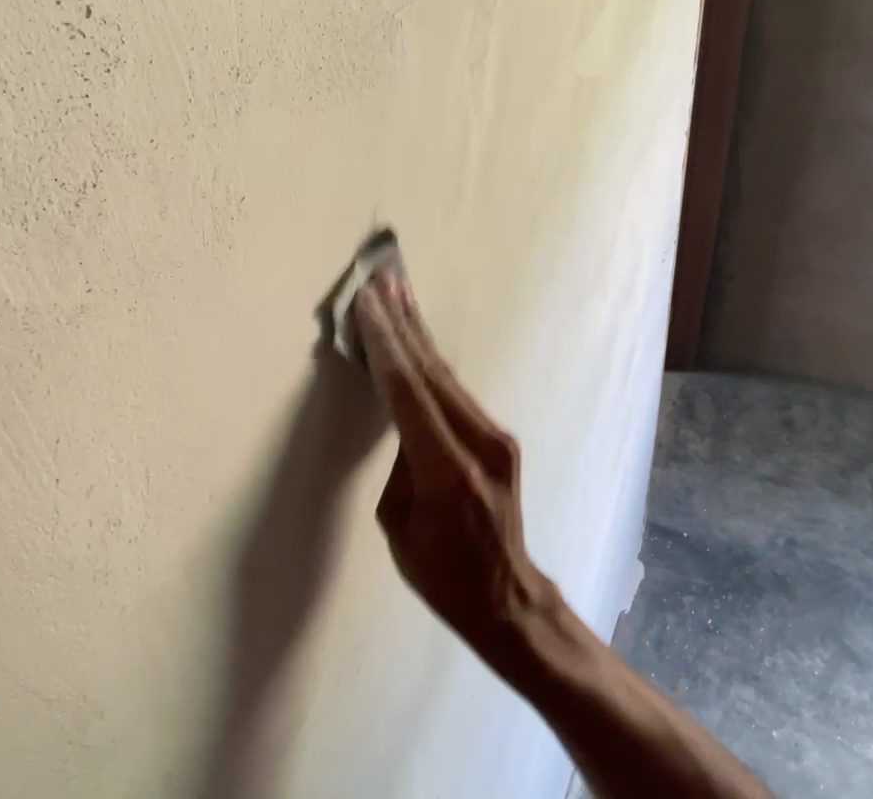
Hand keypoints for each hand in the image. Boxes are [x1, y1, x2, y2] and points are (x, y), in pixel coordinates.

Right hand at [352, 269, 558, 663]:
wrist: (506, 596)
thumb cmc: (441, 574)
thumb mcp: (399, 526)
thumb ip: (400, 463)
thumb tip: (402, 420)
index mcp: (448, 470)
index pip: (408, 393)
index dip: (385, 345)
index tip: (366, 303)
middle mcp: (479, 443)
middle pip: (431, 371)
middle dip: (402, 322)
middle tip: (382, 276)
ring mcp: (495, 437)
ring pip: (446, 374)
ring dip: (418, 332)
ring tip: (397, 289)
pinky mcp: (500, 437)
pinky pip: (455, 391)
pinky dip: (431, 360)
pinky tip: (418, 337)